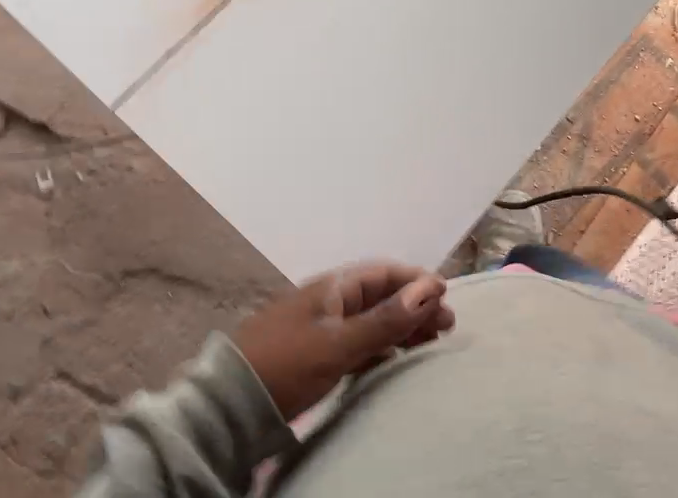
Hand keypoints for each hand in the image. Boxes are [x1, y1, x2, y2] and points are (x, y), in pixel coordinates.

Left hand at [232, 262, 455, 419]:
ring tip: (430, 343)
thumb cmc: (287, 364)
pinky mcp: (317, 355)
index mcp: (334, 287)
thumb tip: (430, 290)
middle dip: (415, 306)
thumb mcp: (339, 343)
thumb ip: (384, 320)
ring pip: (372, 321)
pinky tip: (397, 361)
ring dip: (401, 328)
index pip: (384, 274)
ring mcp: (323, 328)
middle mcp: (331, 301)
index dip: (417, 281)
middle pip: (381, 296)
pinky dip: (382, 348)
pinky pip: (360, 343)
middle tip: (447, 327)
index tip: (447, 296)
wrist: (229, 403)